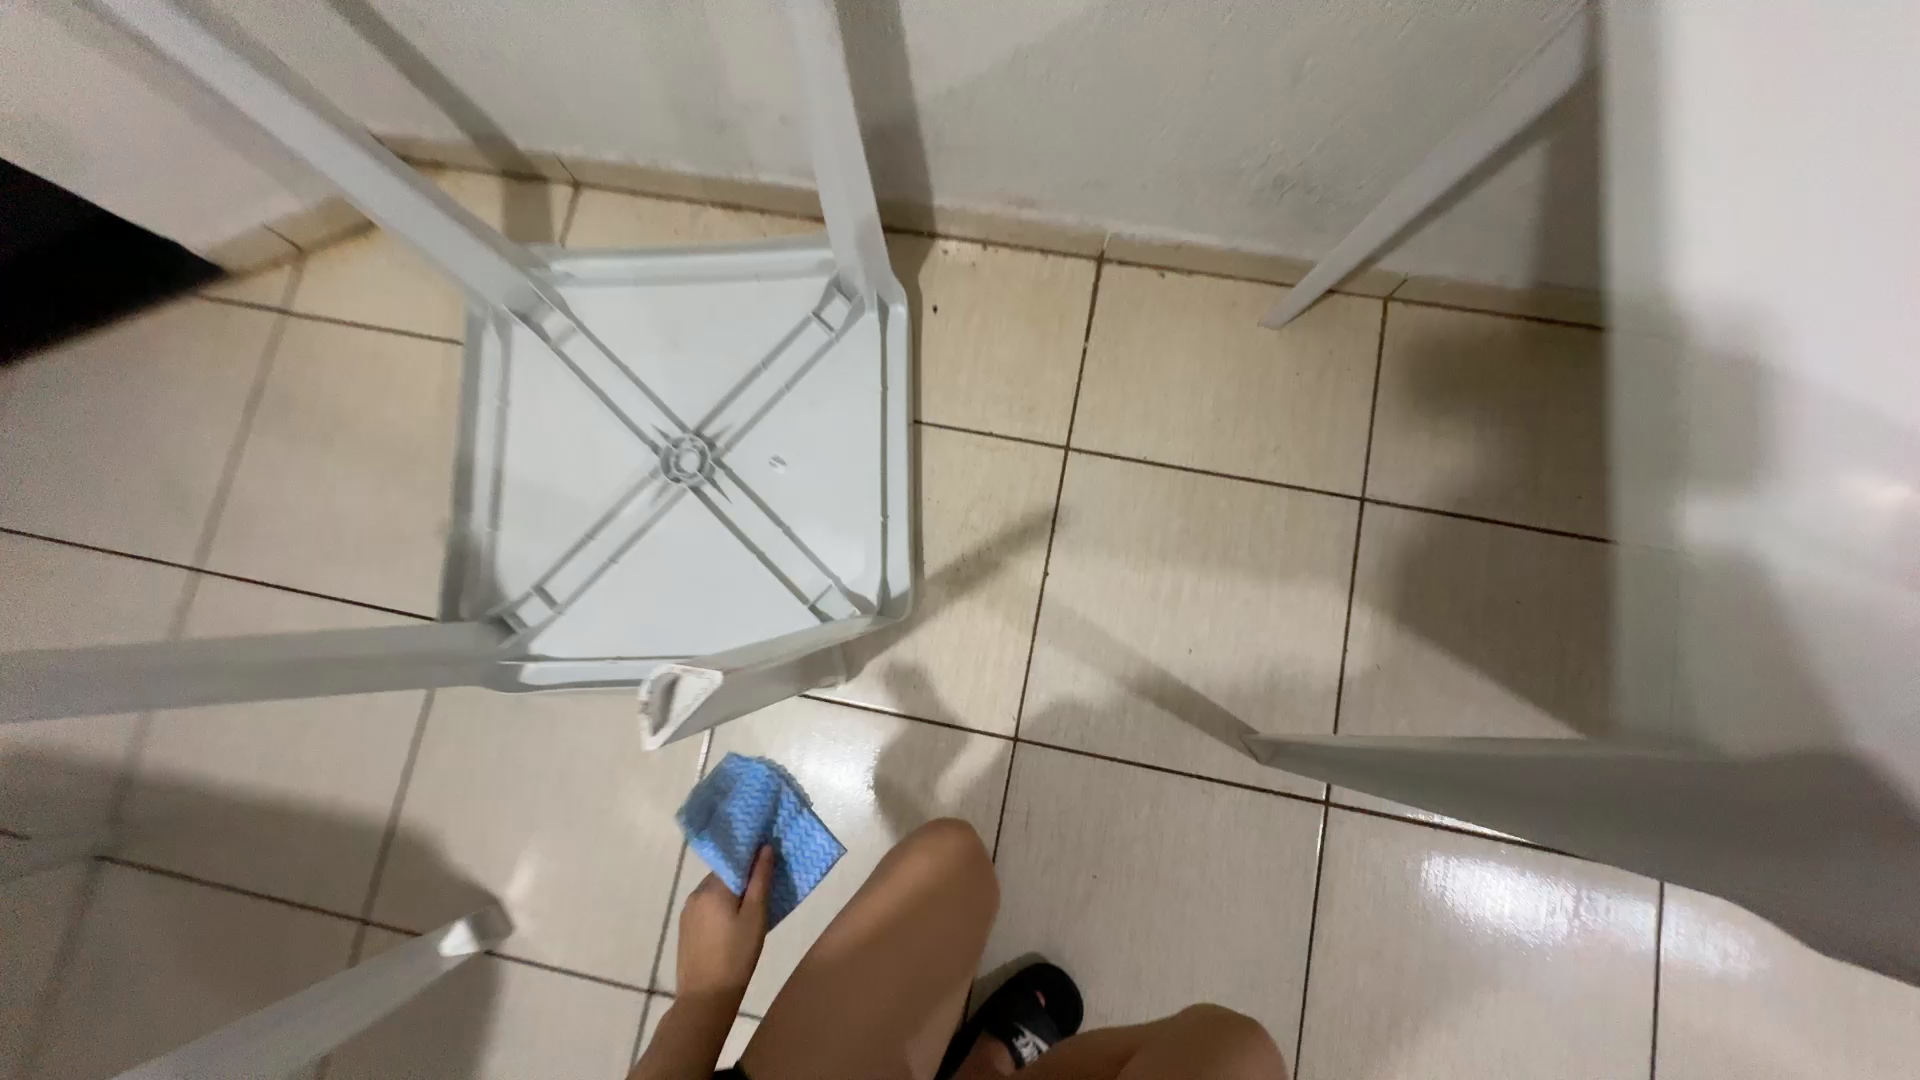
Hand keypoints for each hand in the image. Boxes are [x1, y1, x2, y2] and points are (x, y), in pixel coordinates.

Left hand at [677, 846, 773, 1003]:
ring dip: (731, 894)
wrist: (705, 998)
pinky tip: (732, 926)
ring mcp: (687, 911)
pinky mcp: (685, 927)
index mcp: (712, 888)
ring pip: (715, 891)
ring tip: (750, 911)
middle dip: (743, 879)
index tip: (768, 865)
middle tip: (764, 893)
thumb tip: (765, 848)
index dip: (752, 859)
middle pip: (724, 875)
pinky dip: (720, 907)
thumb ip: (760, 879)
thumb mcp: (756, 915)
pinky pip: (706, 906)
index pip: (734, 860)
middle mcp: (696, 894)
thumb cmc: (737, 955)